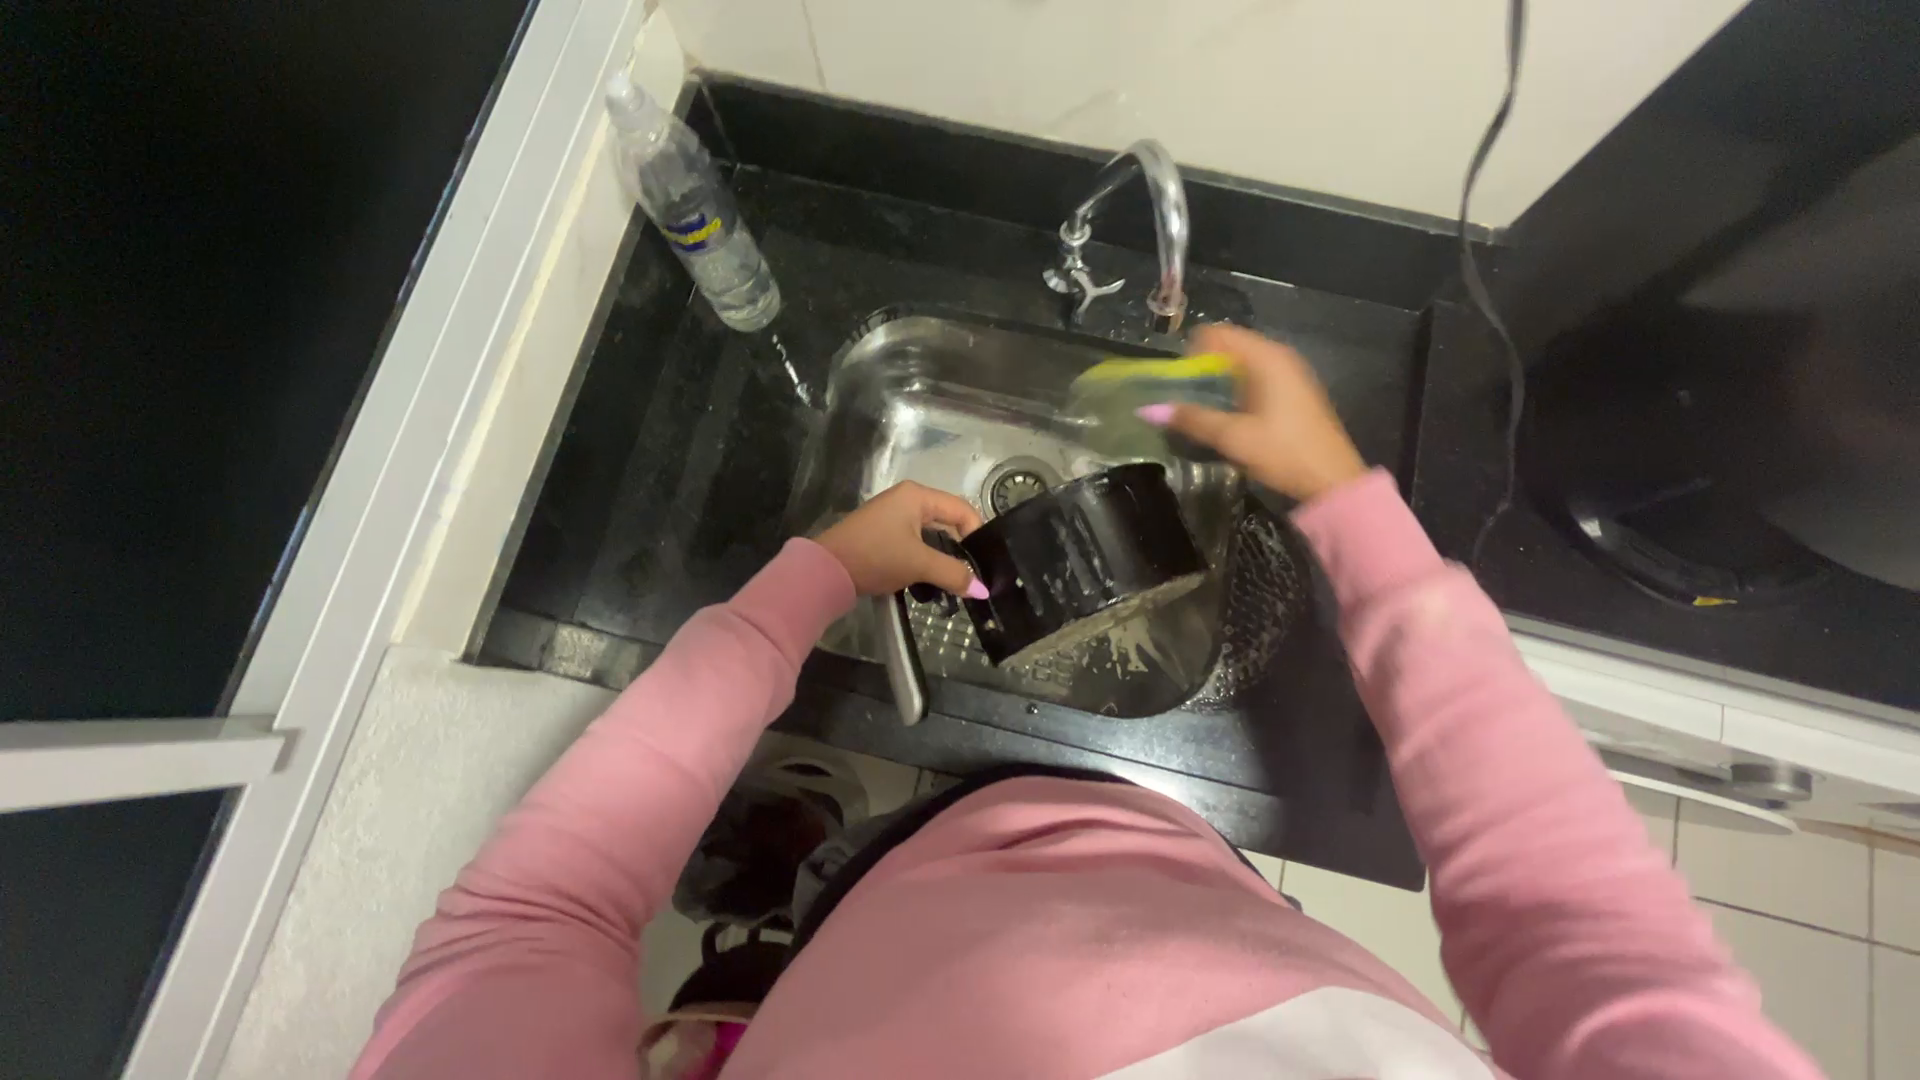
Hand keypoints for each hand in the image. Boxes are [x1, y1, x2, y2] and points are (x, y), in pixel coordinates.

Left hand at [814, 481, 987, 596]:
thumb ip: (953, 574)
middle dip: (961, 549)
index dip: (977, 535)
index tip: (984, 563)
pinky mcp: (883, 534)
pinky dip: (926, 559)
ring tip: (955, 581)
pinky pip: (915, 543)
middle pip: (947, 521)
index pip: (962, 510)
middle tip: (974, 575)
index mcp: (918, 496)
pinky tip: (931, 580)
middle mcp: (907, 499)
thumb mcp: (918, 564)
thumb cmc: (876, 557)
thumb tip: (983, 590)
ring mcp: (893, 516)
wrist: (825, 570)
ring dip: (943, 557)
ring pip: (931, 535)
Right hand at [1139, 324, 1368, 502]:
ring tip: (1201, 412)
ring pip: (1240, 366)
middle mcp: (1278, 357)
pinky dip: (1235, 392)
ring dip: (1217, 383)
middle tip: (1183, 400)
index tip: (1177, 383)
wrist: (1332, 481)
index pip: (1217, 334)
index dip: (1192, 353)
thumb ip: (1191, 419)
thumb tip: (1148, 410)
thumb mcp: (1233, 437)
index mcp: (1265, 358)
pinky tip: (1228, 419)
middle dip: (1202, 370)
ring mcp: (1288, 374)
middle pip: (1228, 348)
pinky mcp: (1292, 393)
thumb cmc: (1283, 452)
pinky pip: (1254, 380)